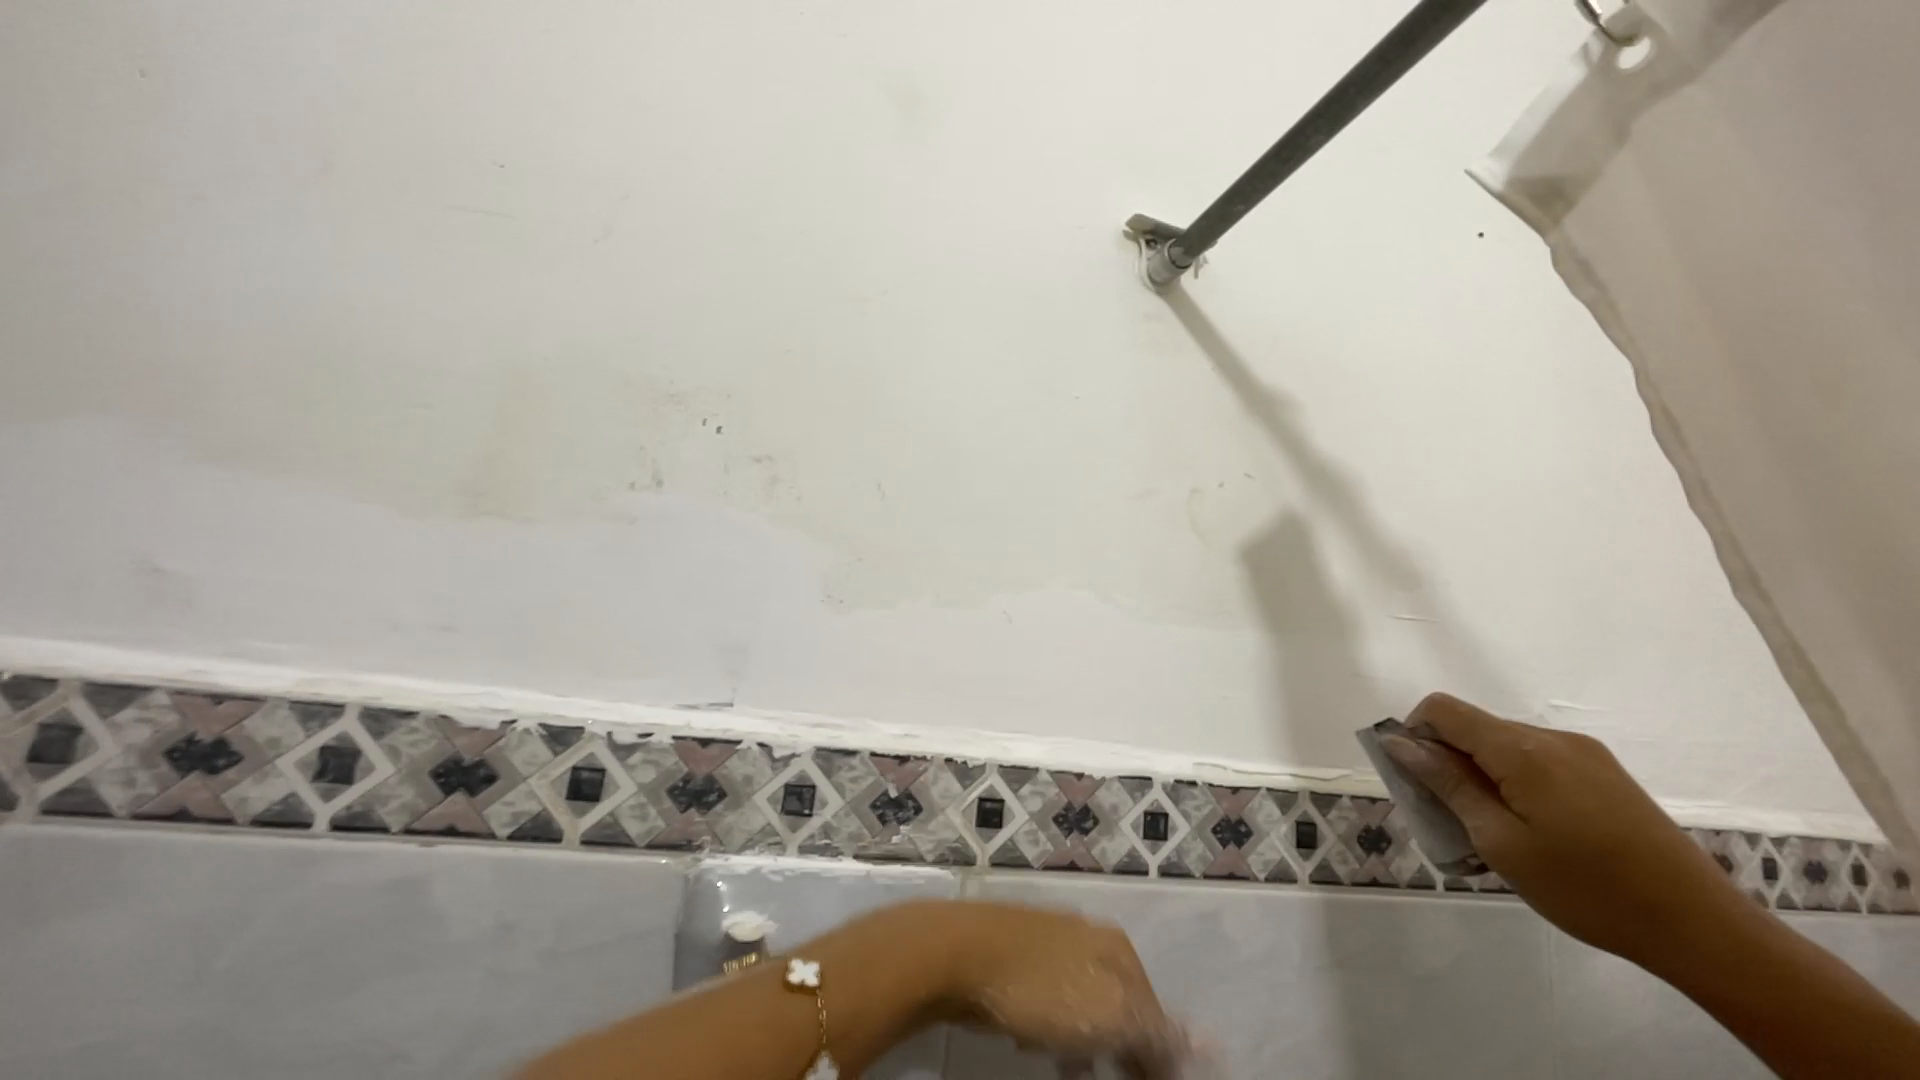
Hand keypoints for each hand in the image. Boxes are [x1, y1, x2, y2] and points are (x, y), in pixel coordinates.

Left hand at [928, 901, 1188, 1077]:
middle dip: (1115, 1044)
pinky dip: (1046, 1023)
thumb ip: (1156, 1032)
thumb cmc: (1040, 990)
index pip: (1153, 1008)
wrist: (955, 954)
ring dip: (1079, 1038)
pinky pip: (1044, 996)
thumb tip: (1204, 1046)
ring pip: (1078, 1000)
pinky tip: (1029, 1039)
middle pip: (1116, 1002)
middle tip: (1107, 1075)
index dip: (1154, 1054)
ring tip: (1068, 1067)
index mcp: (1117, 947)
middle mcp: (1087, 935)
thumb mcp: (1110, 1016)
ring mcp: (1047, 938)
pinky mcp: (1011, 950)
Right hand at [1381, 693, 1753, 969]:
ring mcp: (1584, 753)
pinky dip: (1514, 785)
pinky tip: (1531, 834)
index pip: (1442, 709)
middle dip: (1446, 763)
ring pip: (1504, 747)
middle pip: (1473, 728)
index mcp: (1522, 749)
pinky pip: (1537, 762)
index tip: (1413, 783)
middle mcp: (1552, 738)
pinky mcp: (1604, 773)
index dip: (1413, 735)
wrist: (1698, 925)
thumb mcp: (1501, 842)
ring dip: (1480, 778)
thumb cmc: (1586, 889)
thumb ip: (1449, 785)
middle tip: (1449, 822)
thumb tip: (1401, 743)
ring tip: (1493, 837)